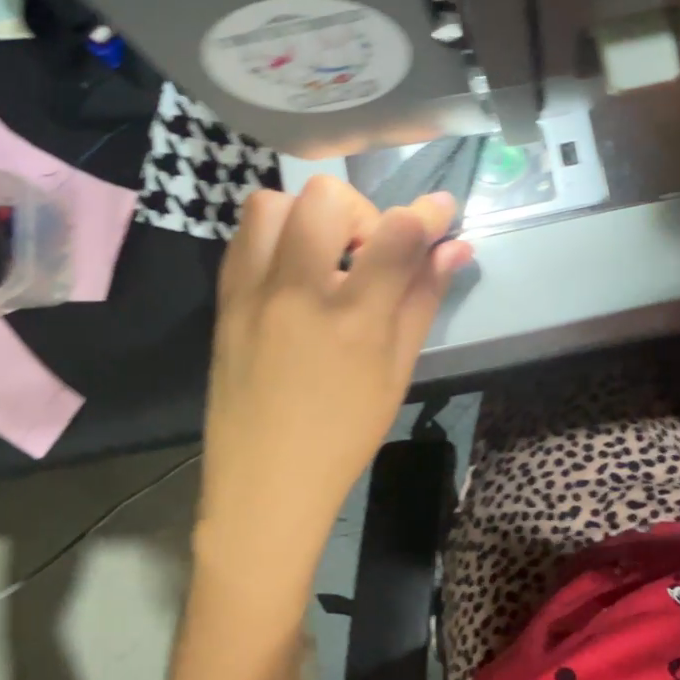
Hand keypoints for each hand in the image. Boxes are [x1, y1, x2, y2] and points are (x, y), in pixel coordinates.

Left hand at [202, 176, 470, 530]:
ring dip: (308, 216)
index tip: (441, 212)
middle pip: (326, 197)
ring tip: (325, 260)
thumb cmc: (345, 433)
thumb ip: (423, 300)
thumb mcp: (397, 370)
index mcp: (353, 317)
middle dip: (361, 213)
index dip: (428, 212)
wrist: (266, 481)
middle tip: (367, 258)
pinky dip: (276, 236)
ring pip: (273, 203)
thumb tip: (456, 248)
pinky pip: (244, 237)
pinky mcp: (223, 300)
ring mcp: (251, 293)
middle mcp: (297, 291)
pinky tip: (294, 276)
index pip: (397, 232)